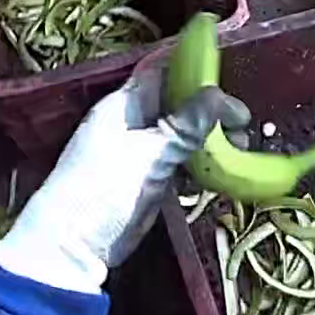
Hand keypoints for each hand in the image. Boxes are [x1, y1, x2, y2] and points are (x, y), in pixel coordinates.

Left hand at [0, 61, 245, 293]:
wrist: (73, 247)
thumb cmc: (104, 190)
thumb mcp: (149, 155)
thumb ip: (185, 126)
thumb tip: (219, 95)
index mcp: (123, 106)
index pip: (160, 72)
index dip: (191, 68)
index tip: (225, 71)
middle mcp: (132, 122)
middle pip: (177, 102)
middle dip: (210, 108)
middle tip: (242, 123)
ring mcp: (140, 151)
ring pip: (182, 133)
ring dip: (211, 137)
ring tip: (241, 146)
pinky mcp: (148, 178)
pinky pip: (179, 159)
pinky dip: (200, 161)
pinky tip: (223, 169)